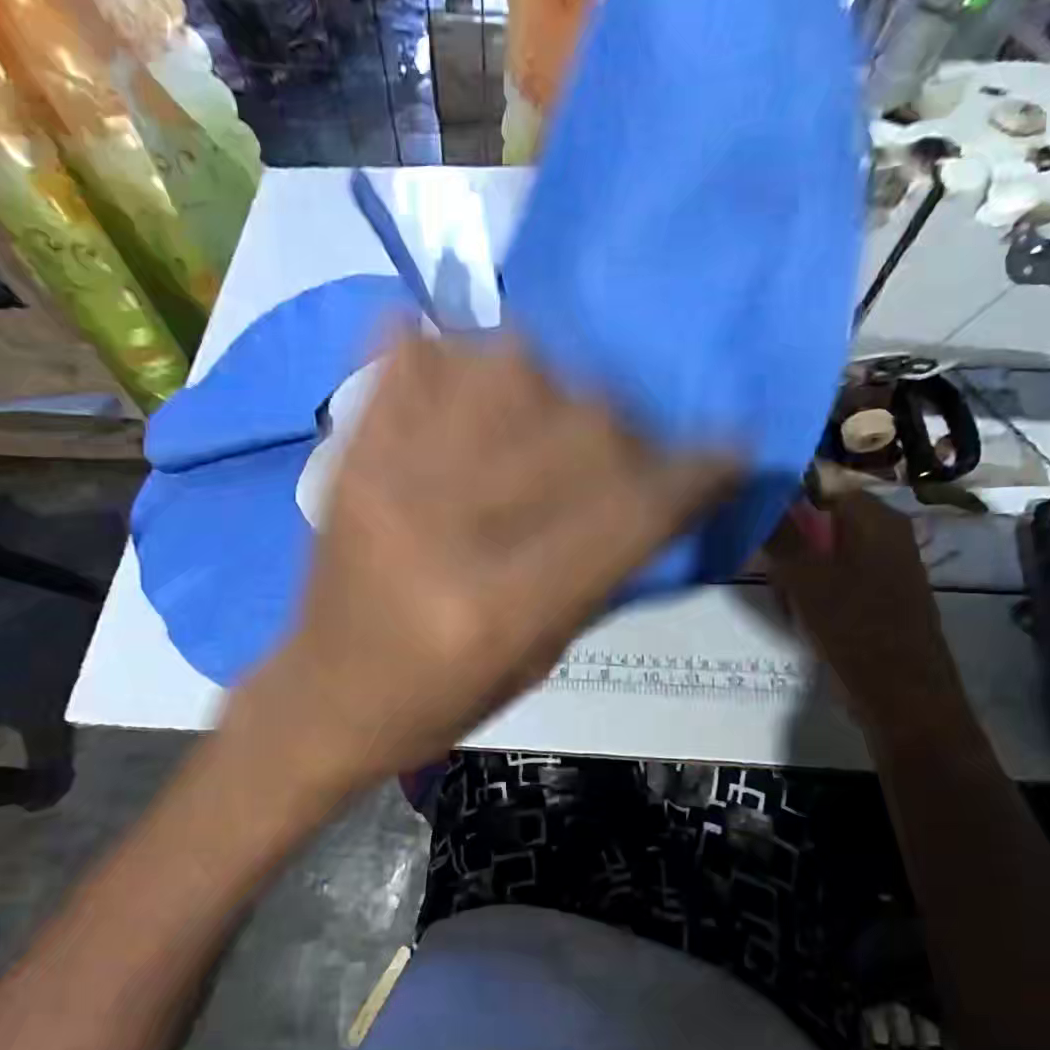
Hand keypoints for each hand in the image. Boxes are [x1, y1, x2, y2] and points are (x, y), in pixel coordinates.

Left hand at [236, 330, 737, 787]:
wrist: (322, 695)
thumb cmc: (439, 701)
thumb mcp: (540, 658)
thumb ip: (605, 568)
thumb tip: (664, 482)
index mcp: (499, 606)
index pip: (629, 511)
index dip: (695, 472)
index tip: (728, 452)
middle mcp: (444, 526)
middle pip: (579, 425)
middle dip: (627, 428)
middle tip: (630, 445)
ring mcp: (387, 473)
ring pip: (506, 365)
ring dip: (552, 379)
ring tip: (549, 412)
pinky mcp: (351, 449)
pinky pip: (414, 352)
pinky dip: (457, 349)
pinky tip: (473, 380)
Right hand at [766, 492, 955, 726]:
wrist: (905, 698)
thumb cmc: (855, 628)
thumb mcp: (805, 578)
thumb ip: (780, 532)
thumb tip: (757, 490)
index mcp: (875, 517)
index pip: (821, 479)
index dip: (783, 488)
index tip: (750, 506)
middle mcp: (886, 530)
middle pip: (823, 512)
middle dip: (788, 531)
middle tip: (761, 553)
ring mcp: (888, 562)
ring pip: (827, 544)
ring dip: (799, 559)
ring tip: (777, 584)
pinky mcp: (884, 591)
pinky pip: (840, 570)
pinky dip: (816, 579)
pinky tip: (799, 605)